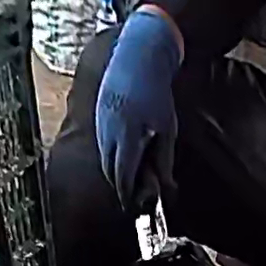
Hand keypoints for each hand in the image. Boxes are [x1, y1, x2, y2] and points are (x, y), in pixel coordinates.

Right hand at [95, 6, 181, 214]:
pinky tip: (124, 158)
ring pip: (104, 158)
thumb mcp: (167, 131)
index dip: (127, 197)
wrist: (138, 55)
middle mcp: (108, 132)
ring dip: (115, 172)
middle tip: (134, 198)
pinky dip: (111, 156)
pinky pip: (102, 144)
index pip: (122, 178)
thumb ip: (164, 161)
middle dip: (121, 188)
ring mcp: (99, 122)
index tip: (132, 209)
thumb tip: (168, 190)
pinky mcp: (98, 114)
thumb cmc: (157, 95)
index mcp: (126, 138)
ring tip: (131, 180)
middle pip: (110, 172)